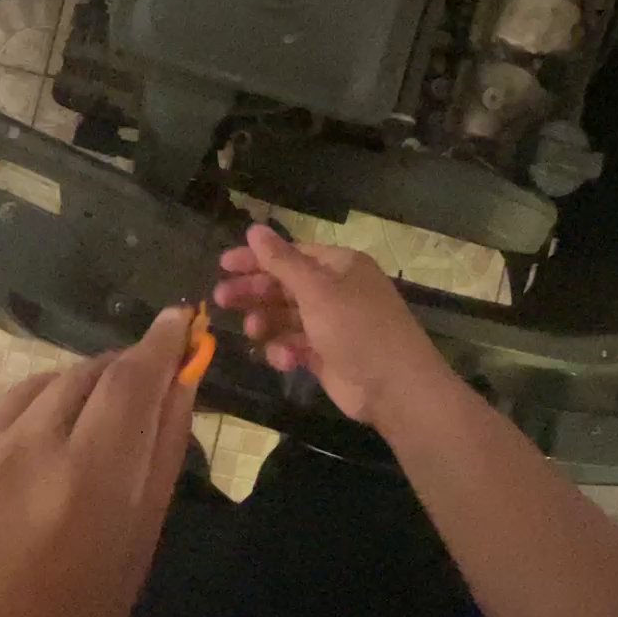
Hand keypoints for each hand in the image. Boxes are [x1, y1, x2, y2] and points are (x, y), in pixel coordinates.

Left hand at [0, 308, 201, 616]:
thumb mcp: (130, 555)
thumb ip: (160, 459)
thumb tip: (182, 383)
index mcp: (86, 483)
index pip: (133, 379)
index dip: (160, 342)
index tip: (177, 319)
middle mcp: (23, 451)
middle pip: (86, 372)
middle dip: (117, 373)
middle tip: (132, 394)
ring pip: (37, 386)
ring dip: (68, 396)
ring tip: (74, 438)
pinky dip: (20, 425)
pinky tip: (18, 471)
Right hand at [211, 224, 456, 424]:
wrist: (395, 388)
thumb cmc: (356, 327)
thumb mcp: (317, 289)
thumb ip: (281, 261)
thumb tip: (254, 229)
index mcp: (339, 266)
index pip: (290, 255)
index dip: (256, 258)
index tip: (224, 265)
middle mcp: (336, 291)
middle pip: (284, 285)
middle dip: (254, 292)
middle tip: (221, 299)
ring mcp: (331, 324)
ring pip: (286, 317)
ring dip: (268, 322)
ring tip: (254, 331)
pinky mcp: (327, 355)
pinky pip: (296, 345)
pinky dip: (286, 350)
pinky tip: (284, 359)